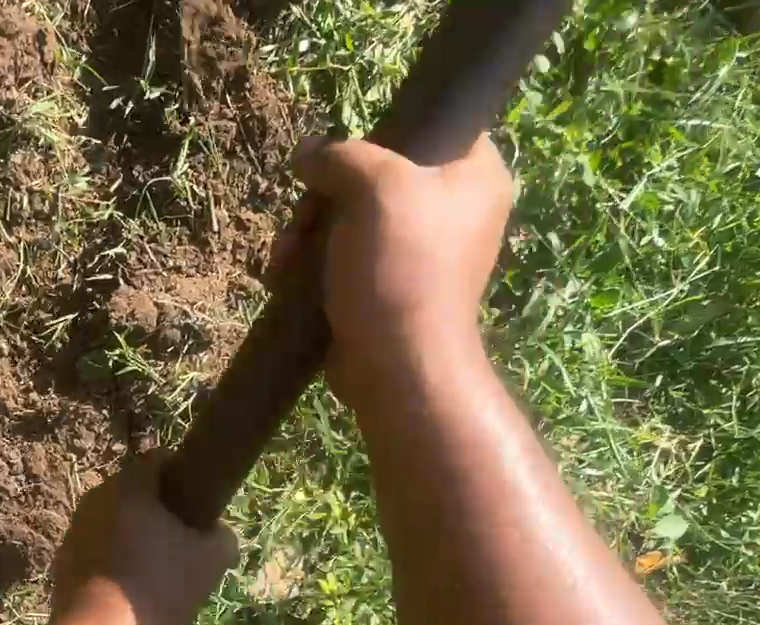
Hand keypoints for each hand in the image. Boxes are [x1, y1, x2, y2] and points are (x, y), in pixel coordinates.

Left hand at [50, 454, 237, 624]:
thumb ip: (221, 535)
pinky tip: (126, 590)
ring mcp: (74, 529)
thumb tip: (215, 532)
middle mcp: (95, 498)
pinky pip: (95, 549)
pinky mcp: (62, 559)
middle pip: (133, 493)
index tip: (197, 503)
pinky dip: (111, 561)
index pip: (159, 459)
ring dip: (131, 537)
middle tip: (179, 542)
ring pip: (112, 522)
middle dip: (156, 511)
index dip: (183, 475)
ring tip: (153, 572)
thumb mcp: (211, 560)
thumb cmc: (159, 586)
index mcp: (128, 485)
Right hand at [280, 133, 512, 376]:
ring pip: (347, 223)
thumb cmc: (400, 268)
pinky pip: (340, 261)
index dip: (381, 137)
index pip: (433, 128)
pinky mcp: (381, 289)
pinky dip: (310, 266)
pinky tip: (286, 277)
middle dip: (324, 200)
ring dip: (306, 237)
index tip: (343, 161)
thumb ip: (342, 157)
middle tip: (303, 220)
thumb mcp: (376, 190)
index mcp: (474, 176)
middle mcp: (450, 212)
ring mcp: (414, 255)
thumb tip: (306, 154)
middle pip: (373, 180)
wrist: (394, 362)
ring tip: (285, 258)